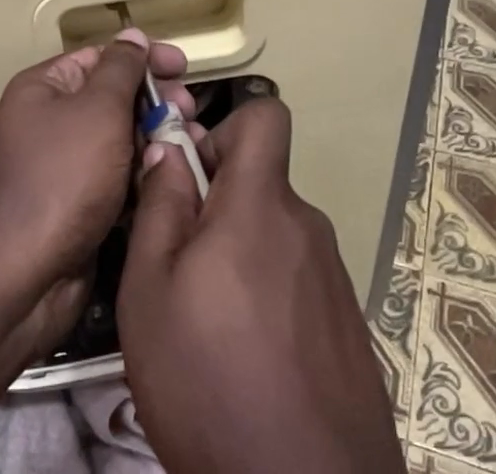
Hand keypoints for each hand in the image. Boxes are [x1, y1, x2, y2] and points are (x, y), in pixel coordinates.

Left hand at [0, 29, 194, 350]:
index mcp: (44, 90)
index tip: (185, 68)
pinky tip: (173, 182)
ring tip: (192, 148)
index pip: (100, 57)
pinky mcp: (77, 210)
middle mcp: (50, 124)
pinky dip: (144, 179)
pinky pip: (118, 183)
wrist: (15, 278)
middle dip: (156, 103)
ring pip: (121, 144)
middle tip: (189, 114)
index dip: (144, 58)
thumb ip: (121, 69)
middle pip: (113, 100)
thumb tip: (132, 35)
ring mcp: (63, 170)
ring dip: (157, 142)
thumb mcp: (97, 111)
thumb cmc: (60, 180)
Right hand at [118, 98, 405, 473]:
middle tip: (175, 271)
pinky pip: (293, 280)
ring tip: (203, 326)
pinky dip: (263, 297)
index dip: (223, 131)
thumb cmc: (207, 379)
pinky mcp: (344, 320)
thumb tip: (167, 149)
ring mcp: (332, 276)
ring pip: (272, 237)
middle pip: (260, 185)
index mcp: (262, 205)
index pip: (266, 117)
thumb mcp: (151, 290)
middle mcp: (306, 227)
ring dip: (235, 259)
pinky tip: (242, 357)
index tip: (189, 179)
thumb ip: (160, 208)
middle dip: (215, 208)